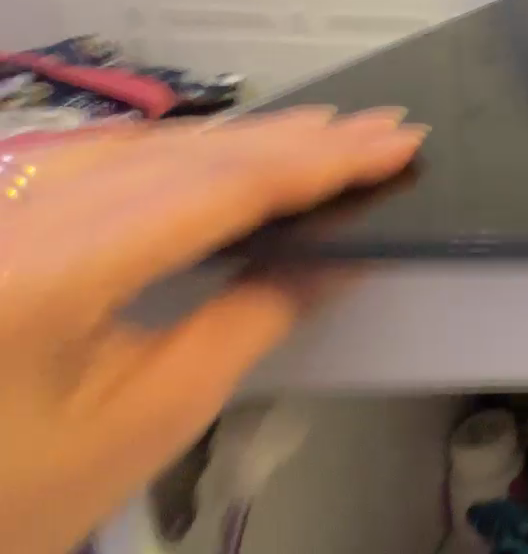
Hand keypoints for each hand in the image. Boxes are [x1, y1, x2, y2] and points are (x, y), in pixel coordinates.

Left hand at [0, 107, 426, 553]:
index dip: (321, 161)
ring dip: (239, 138)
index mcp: (44, 277)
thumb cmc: (14, 490)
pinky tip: (214, 145)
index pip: (218, 190)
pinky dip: (172, 148)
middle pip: (178, 157)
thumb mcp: (153, 414)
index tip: (400, 140)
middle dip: (293, 138)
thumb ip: (254, 319)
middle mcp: (4, 226)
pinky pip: (85, 162)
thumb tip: (346, 256)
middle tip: (382, 123)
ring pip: (131, 149)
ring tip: (322, 127)